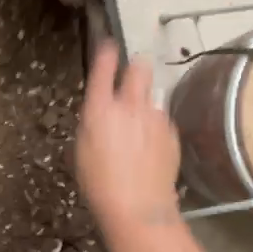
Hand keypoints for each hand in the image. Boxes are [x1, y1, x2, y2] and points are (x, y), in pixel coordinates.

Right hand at [76, 39, 182, 235]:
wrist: (137, 206)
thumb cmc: (98, 183)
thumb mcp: (81, 151)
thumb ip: (92, 124)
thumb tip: (100, 114)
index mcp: (99, 109)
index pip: (103, 68)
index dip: (105, 53)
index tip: (108, 45)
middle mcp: (129, 105)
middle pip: (139, 68)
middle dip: (135, 67)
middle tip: (131, 76)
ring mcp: (154, 116)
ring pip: (151, 96)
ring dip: (144, 103)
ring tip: (138, 128)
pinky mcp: (171, 131)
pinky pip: (161, 119)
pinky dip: (155, 126)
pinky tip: (148, 148)